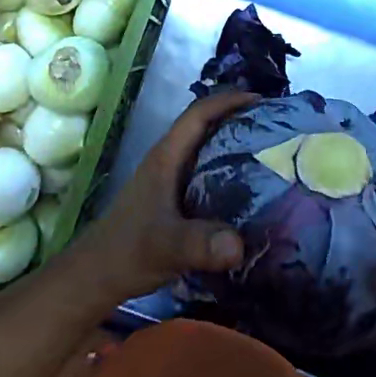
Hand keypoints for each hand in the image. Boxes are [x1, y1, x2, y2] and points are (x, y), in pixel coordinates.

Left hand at [78, 92, 254, 301]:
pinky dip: (229, 171)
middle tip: (277, 127)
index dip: (227, 101)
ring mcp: (170, 179)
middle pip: (205, 126)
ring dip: (235, 144)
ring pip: (206, 150)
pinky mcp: (173, 198)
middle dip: (238, 119)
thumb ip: (200, 245)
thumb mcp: (168, 247)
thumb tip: (239, 245)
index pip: (197, 115)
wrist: (98, 275)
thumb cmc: (129, 251)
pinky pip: (207, 172)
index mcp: (166, 157)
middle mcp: (169, 161)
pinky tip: (251, 189)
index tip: (261, 101)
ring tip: (272, 153)